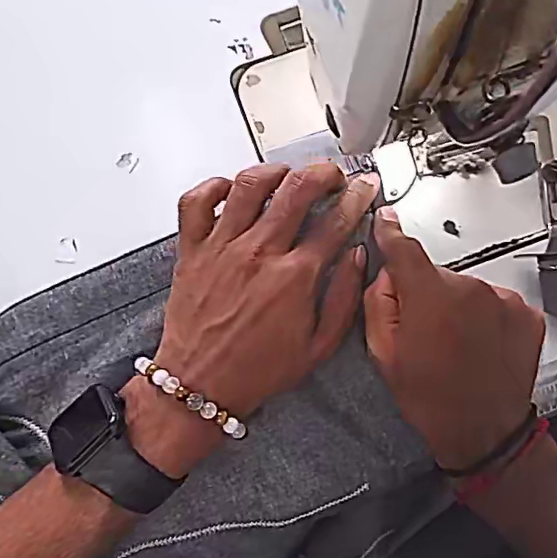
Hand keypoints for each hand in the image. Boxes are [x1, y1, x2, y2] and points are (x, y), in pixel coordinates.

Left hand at [124, 162, 377, 478]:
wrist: (202, 385)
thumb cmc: (256, 370)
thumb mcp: (319, 346)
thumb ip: (345, 298)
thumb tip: (357, 258)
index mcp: (295, 277)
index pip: (335, 221)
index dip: (356, 197)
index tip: (363, 188)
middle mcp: (259, 254)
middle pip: (297, 189)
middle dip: (323, 173)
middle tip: (330, 177)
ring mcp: (223, 248)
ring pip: (250, 185)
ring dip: (275, 171)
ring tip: (286, 176)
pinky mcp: (193, 252)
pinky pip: (197, 203)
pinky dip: (214, 186)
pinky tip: (231, 190)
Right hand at [363, 207, 545, 471]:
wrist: (482, 430)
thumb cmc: (434, 400)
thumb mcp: (383, 353)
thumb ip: (377, 302)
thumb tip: (386, 276)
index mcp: (428, 296)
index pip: (404, 248)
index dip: (390, 232)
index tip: (387, 220)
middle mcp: (468, 289)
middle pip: (435, 274)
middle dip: (426, 294)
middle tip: (426, 333)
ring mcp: (500, 299)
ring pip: (466, 288)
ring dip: (458, 308)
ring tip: (455, 346)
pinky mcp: (524, 311)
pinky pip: (493, 301)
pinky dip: (485, 317)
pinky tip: (478, 346)